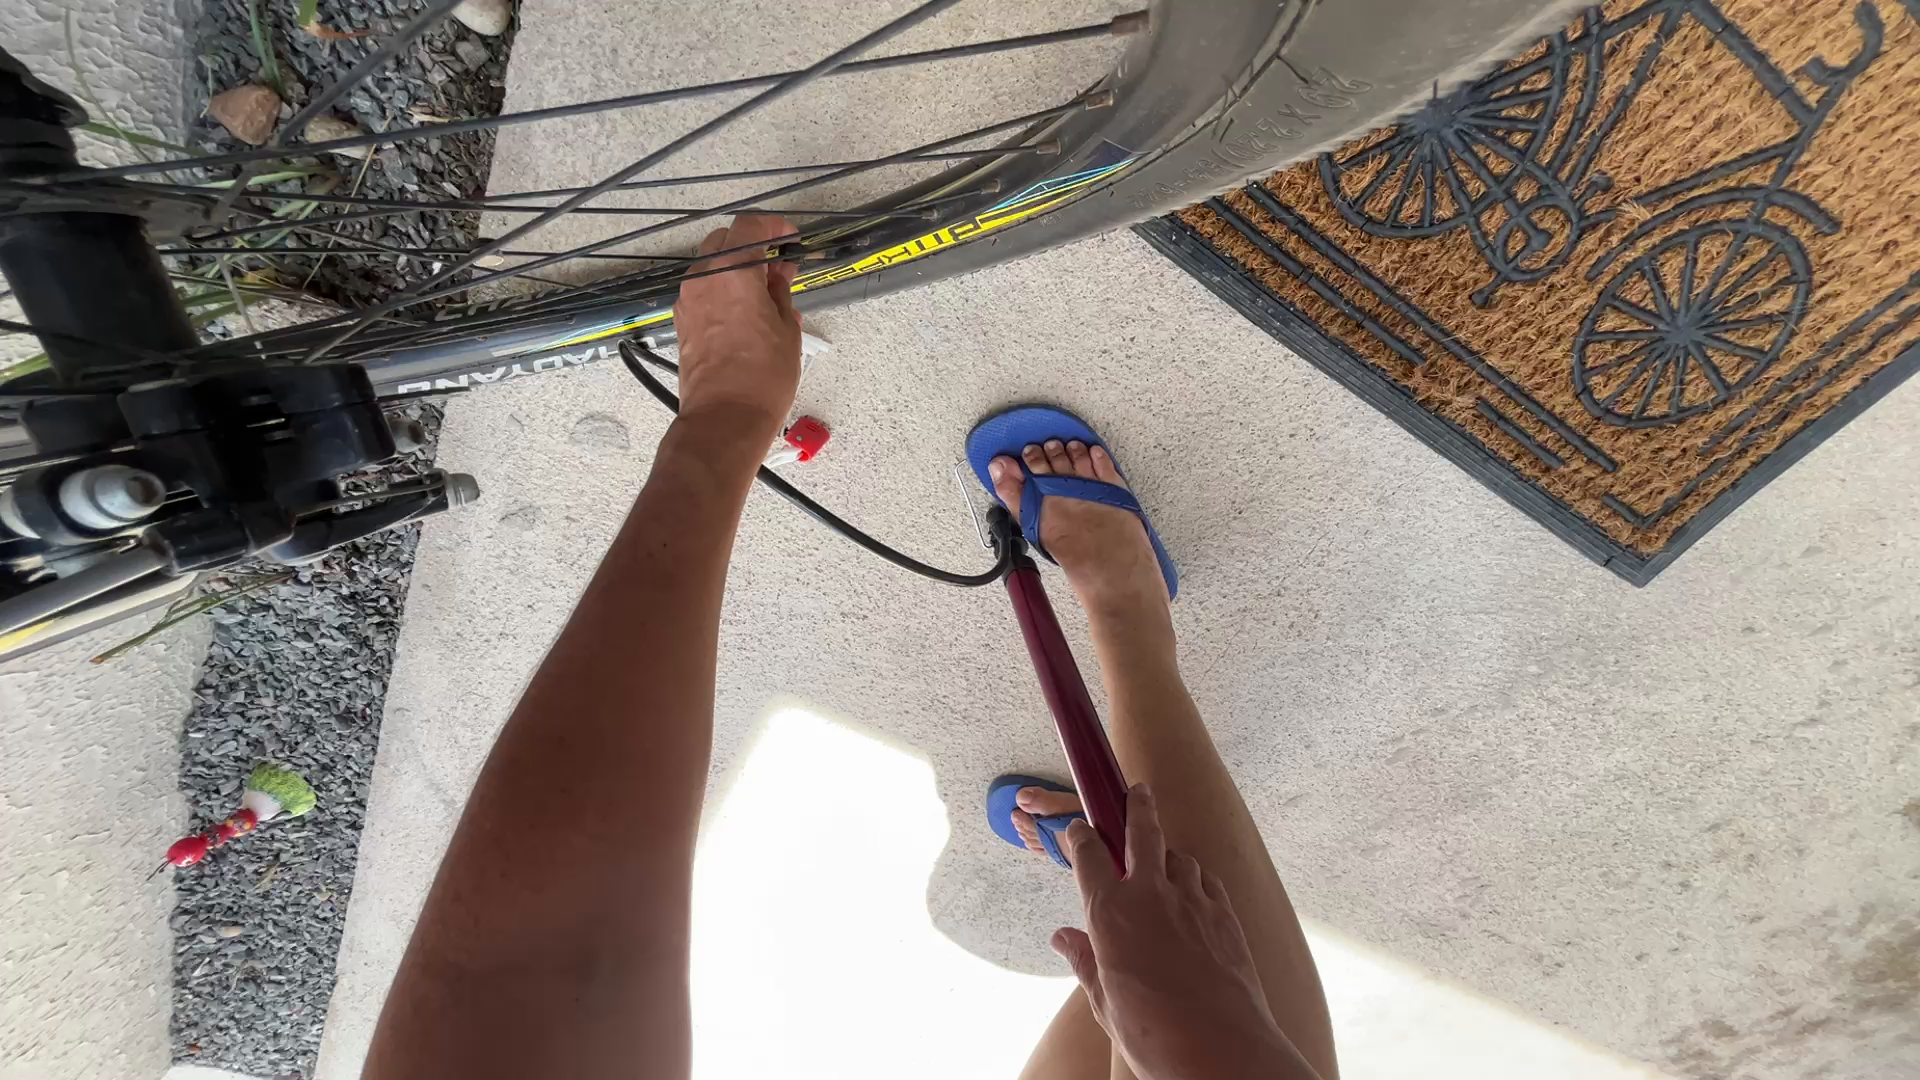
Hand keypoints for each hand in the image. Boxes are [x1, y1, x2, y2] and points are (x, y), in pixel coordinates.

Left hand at [671, 214, 803, 442]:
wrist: (726, 418)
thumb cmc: (762, 378)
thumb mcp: (787, 330)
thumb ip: (781, 292)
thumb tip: (780, 274)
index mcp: (732, 270)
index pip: (751, 226)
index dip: (775, 226)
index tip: (791, 237)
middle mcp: (704, 278)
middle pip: (727, 240)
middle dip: (754, 245)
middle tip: (781, 265)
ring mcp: (689, 299)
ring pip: (713, 266)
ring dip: (738, 269)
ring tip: (767, 293)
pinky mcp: (684, 321)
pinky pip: (705, 291)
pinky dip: (725, 290)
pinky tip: (748, 312)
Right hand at [1054, 786, 1319, 1079]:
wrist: (1222, 1053)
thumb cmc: (1156, 1036)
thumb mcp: (1106, 1005)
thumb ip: (1085, 962)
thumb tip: (1062, 938)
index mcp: (1110, 913)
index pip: (1087, 854)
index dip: (1080, 836)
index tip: (1078, 830)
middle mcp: (1148, 894)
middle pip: (1141, 830)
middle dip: (1137, 805)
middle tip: (1138, 791)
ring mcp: (1189, 899)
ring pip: (1178, 856)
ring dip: (1169, 855)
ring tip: (1166, 862)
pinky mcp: (1222, 914)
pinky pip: (1206, 881)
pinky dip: (1197, 880)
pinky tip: (1194, 893)